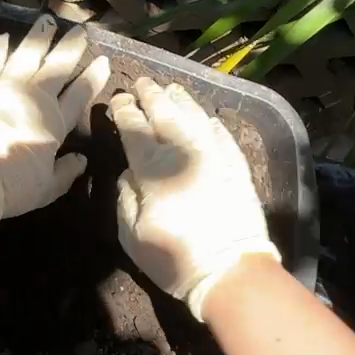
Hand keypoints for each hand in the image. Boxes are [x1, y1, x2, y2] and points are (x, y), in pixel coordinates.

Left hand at [0, 14, 110, 223]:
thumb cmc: (12, 188)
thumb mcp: (47, 188)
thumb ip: (66, 172)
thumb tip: (81, 160)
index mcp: (54, 123)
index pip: (80, 94)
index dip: (93, 77)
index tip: (102, 60)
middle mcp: (33, 98)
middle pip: (56, 67)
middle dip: (70, 47)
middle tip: (80, 29)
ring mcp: (4, 88)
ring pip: (26, 56)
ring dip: (38, 38)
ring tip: (47, 20)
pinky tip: (4, 39)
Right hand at [109, 78, 278, 318]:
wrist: (231, 271)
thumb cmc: (174, 259)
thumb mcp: (132, 235)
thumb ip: (125, 198)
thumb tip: (128, 174)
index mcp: (153, 167)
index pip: (135, 128)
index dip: (124, 111)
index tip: (118, 99)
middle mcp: (184, 151)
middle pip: (165, 113)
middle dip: (151, 95)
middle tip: (142, 83)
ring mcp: (214, 155)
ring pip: (195, 117)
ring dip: (181, 101)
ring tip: (171, 89)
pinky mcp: (237, 166)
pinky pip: (222, 136)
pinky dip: (211, 124)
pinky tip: (206, 118)